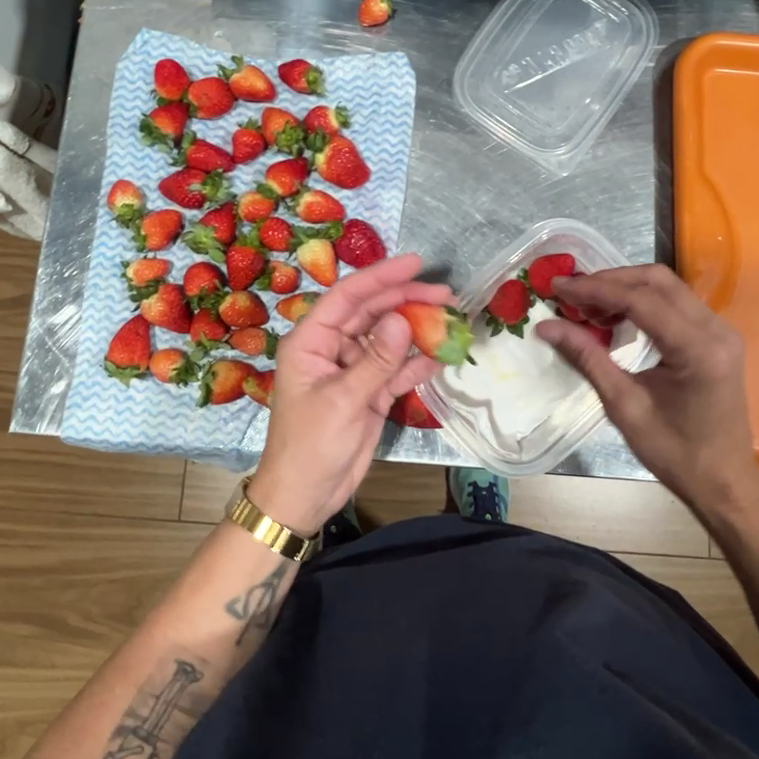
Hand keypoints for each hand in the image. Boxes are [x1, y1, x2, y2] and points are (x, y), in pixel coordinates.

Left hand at [251, 254, 453, 534]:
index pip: (347, 297)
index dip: (380, 277)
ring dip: (417, 329)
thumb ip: (376, 360)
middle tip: (447, 294)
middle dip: (406, 300)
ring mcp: (351, 370)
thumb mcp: (343, 401)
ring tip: (453, 318)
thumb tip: (404, 320)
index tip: (416, 263)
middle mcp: (331, 348)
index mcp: (311, 341)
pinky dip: (417, 362)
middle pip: (371, 313)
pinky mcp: (368, 392)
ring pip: (387, 338)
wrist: (305, 495)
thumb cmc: (310, 445)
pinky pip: (395, 369)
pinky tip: (443, 354)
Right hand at [535, 264, 758, 511]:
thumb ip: (588, 358)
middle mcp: (716, 330)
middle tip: (570, 295)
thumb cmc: (675, 453)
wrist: (724, 481)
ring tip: (587, 306)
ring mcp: (720, 330)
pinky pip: (675, 303)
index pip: (641, 300)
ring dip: (624, 288)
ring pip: (667, 286)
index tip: (558, 288)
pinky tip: (614, 316)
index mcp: (698, 349)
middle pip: (657, 281)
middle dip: (609, 281)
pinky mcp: (716, 337)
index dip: (595, 289)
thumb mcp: (624, 406)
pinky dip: (641, 301)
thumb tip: (546, 326)